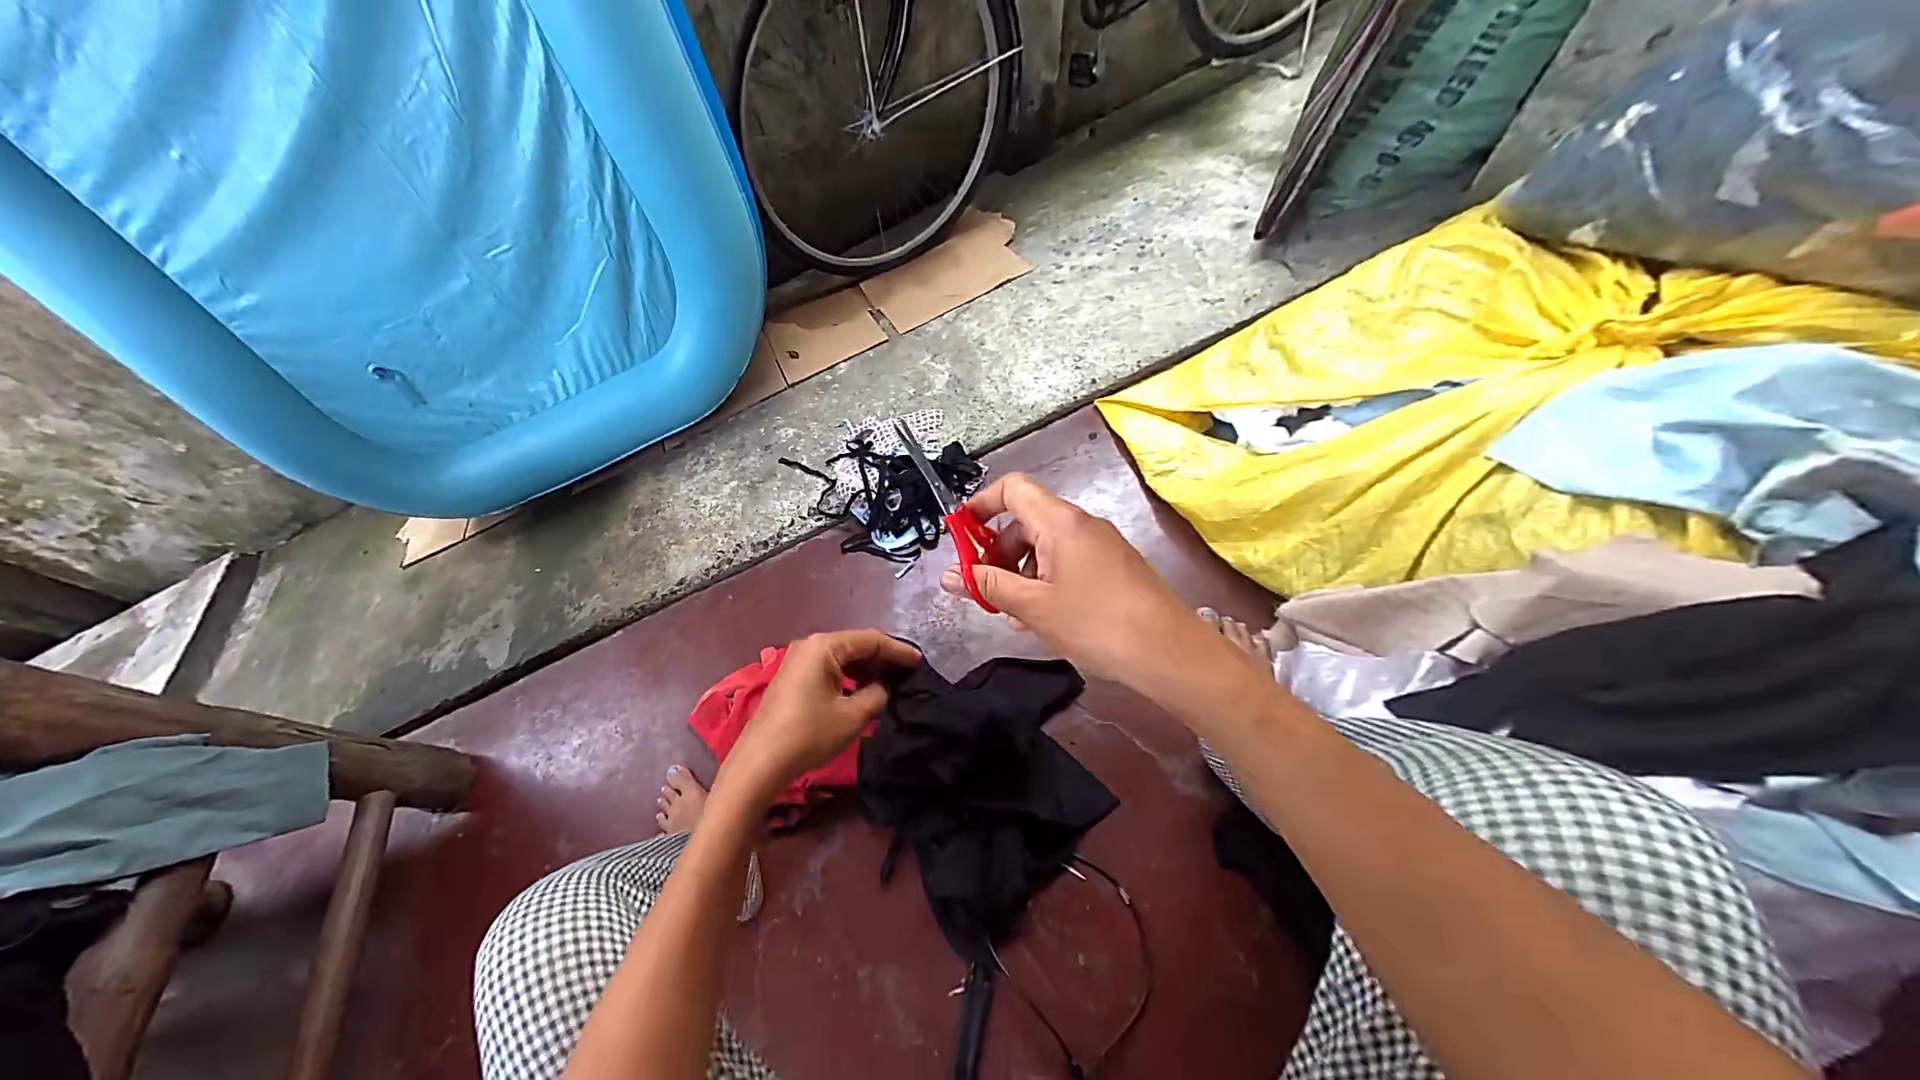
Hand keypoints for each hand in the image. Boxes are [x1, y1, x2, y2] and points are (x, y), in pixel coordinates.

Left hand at [719, 630, 921, 803]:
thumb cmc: (809, 734)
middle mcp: (810, 646)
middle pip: (855, 645)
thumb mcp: (853, 716)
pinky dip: (849, 677)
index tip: (919, 662)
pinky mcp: (793, 678)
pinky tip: (863, 691)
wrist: (761, 762)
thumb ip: (876, 695)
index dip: (898, 651)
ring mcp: (798, 661)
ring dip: (866, 669)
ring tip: (890, 682)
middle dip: (882, 658)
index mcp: (824, 646)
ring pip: (842, 658)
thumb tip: (880, 688)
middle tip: (908, 672)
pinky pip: (829, 669)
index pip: (870, 640)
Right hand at [939, 473, 1248, 704]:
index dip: (980, 505)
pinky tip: (1041, 616)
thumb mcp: (1034, 607)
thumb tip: (953, 575)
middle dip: (997, 550)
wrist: (1169, 651)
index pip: (1012, 488)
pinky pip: (1067, 561)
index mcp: (1060, 522)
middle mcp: (1082, 524)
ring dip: (1020, 571)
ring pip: (1046, 545)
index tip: (960, 534)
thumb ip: (989, 586)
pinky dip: (1045, 580)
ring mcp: (1101, 544)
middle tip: (983, 587)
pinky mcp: (1113, 566)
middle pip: (1026, 520)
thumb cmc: (1097, 624)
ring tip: (1012, 611)